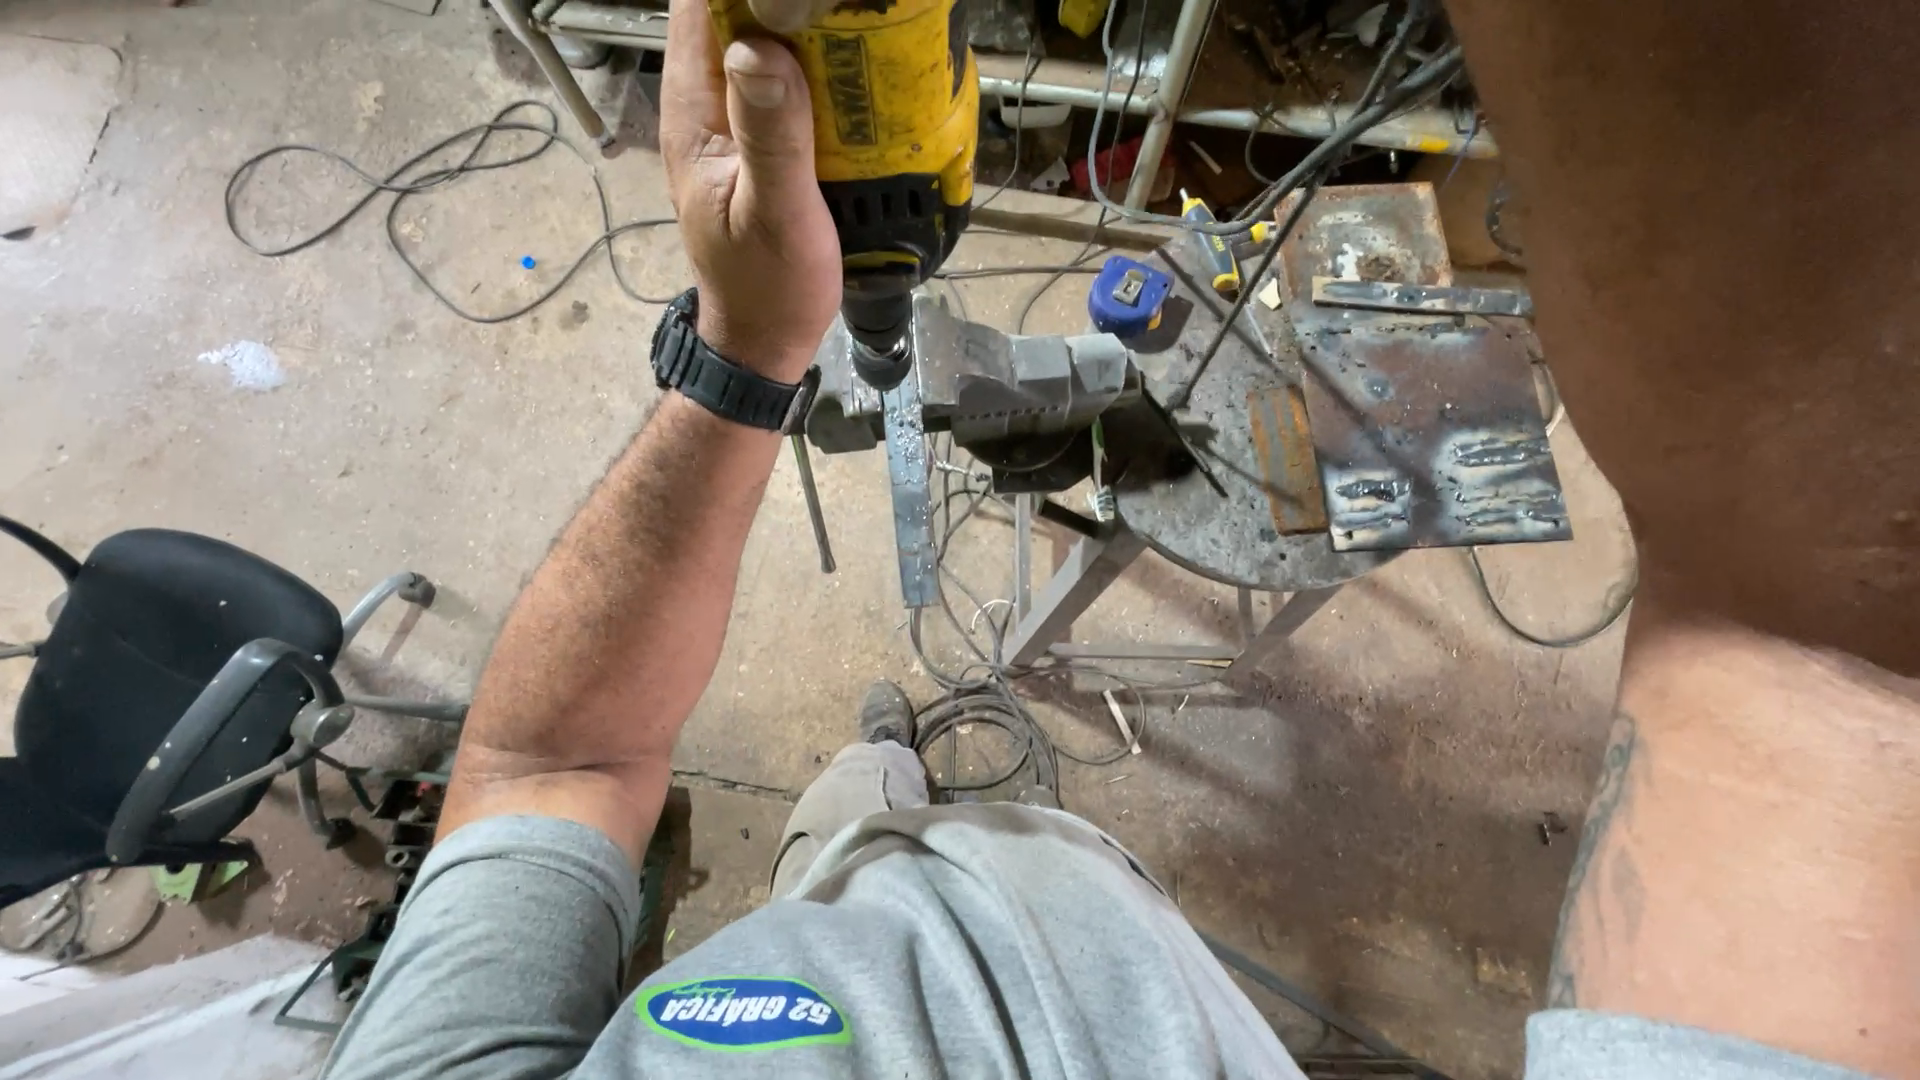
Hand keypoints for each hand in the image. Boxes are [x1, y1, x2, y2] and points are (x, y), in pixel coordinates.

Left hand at [660, 0, 841, 383]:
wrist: (766, 341)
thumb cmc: (768, 288)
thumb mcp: (774, 216)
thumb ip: (769, 136)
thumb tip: (759, 45)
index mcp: (693, 115)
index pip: (700, 6)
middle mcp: (706, 110)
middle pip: (734, 19)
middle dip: (787, 7)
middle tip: (846, 12)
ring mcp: (734, 132)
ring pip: (762, 53)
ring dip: (806, 38)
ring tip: (858, 33)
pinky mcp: (762, 152)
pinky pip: (785, 94)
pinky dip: (816, 79)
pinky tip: (854, 81)